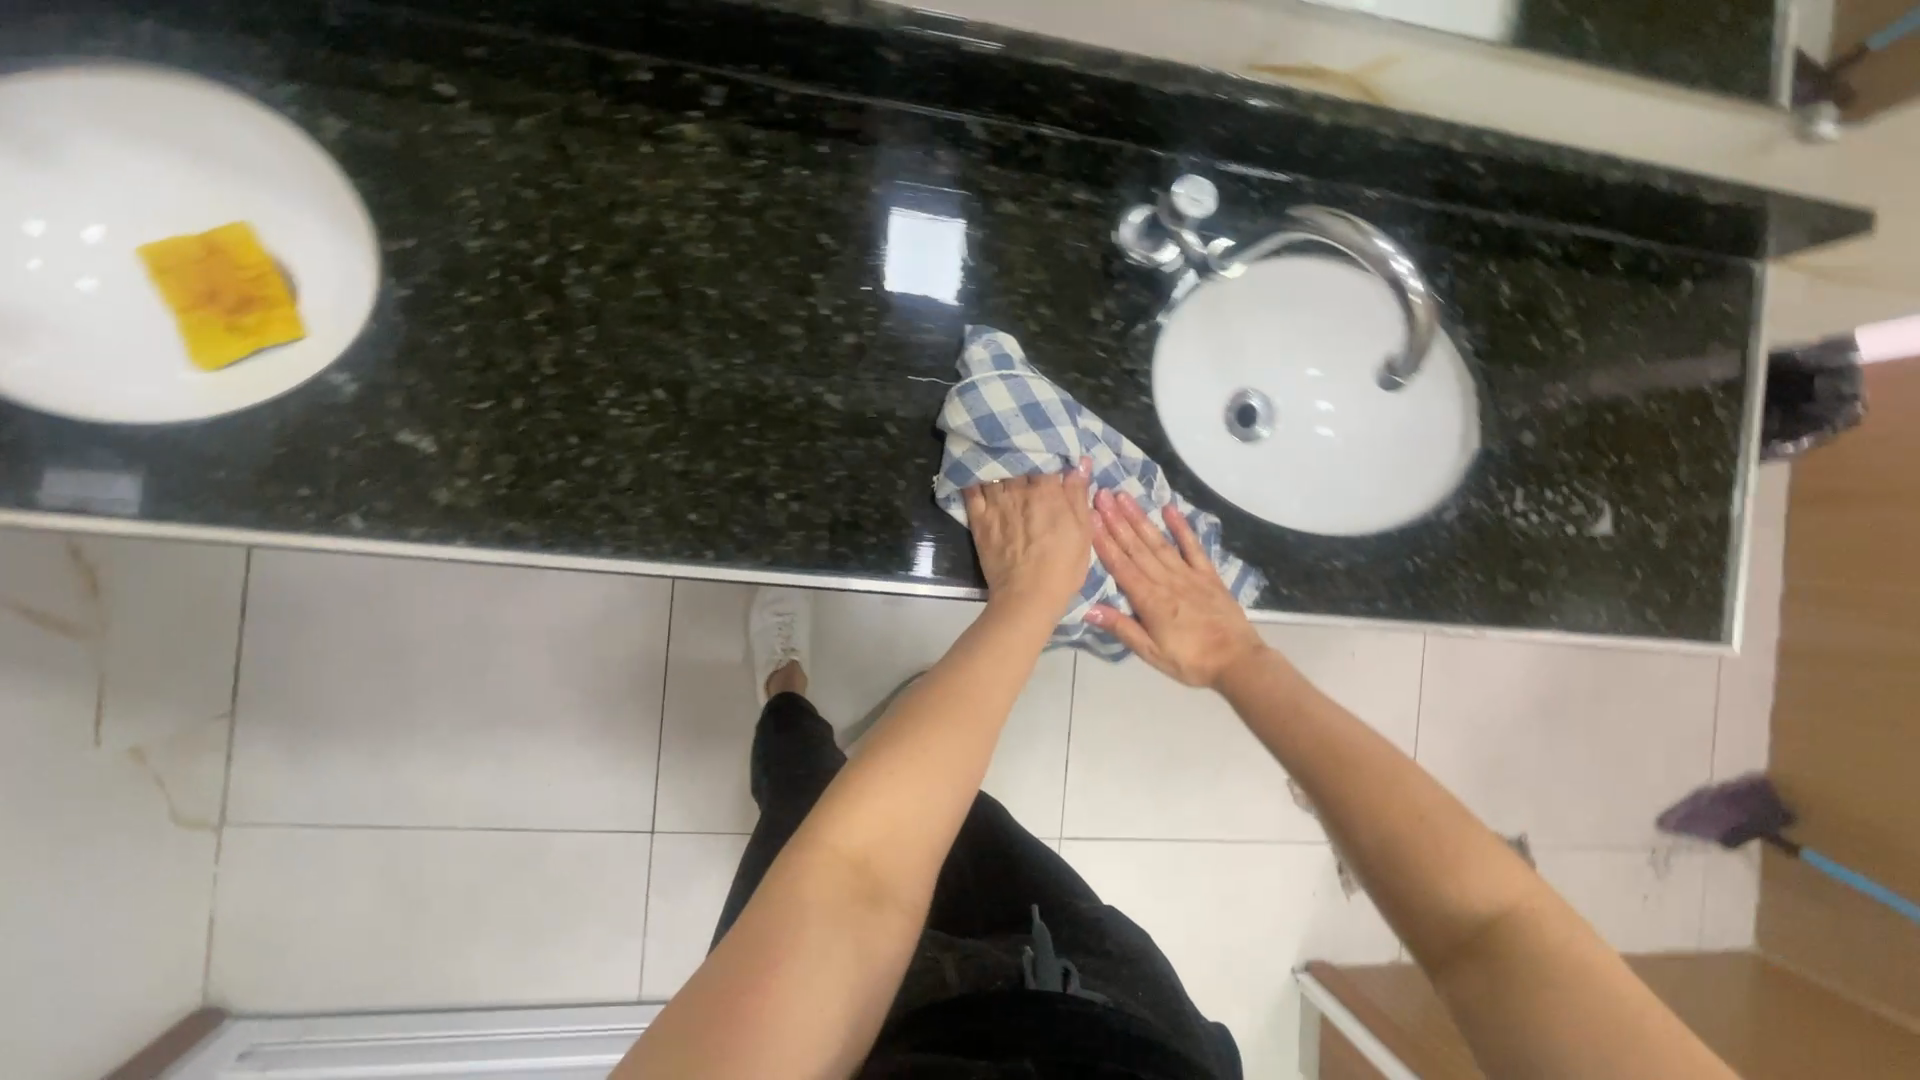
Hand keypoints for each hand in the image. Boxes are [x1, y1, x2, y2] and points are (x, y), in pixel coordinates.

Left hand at [963, 458, 1093, 623]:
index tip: (1050, 456)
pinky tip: (978, 474)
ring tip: (1001, 459)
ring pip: (995, 471)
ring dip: (998, 464)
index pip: (1045, 459)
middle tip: (1025, 455)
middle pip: (1018, 462)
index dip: (1048, 456)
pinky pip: (972, 490)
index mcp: (1047, 491)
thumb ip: (1078, 495)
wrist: (1028, 597)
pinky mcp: (978, 519)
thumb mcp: (1083, 532)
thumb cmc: (1063, 567)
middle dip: (1022, 457)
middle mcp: (1019, 490)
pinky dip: (975, 479)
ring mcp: (996, 503)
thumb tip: (1081, 463)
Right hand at [1085, 491, 1265, 688]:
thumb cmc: (1190, 662)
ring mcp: (1189, 575)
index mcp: (1150, 600)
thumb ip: (1122, 628)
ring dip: (1140, 519)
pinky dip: (1181, 527)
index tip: (1089, 518)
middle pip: (1136, 547)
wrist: (1238, 662)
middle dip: (1116, 520)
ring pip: (1159, 542)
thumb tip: (1088, 609)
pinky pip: (1192, 547)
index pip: (1121, 566)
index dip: (1104, 541)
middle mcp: (1166, 581)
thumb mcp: (1151, 653)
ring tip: (1124, 497)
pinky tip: (1169, 509)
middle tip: (1101, 495)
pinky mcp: (1208, 575)